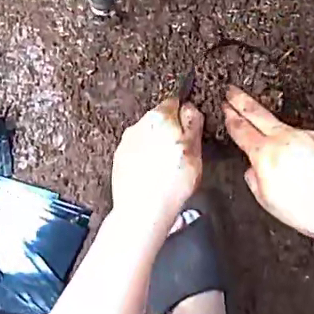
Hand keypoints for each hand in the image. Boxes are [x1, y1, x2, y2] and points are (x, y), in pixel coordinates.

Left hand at [110, 97, 203, 231]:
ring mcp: (126, 143)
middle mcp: (139, 125)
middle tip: (181, 153)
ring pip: (148, 137)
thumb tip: (190, 108)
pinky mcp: (119, 160)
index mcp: (159, 117)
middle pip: (159, 120)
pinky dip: (145, 159)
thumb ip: (193, 124)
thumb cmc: (171, 182)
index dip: (185, 117)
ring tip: (166, 168)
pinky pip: (137, 152)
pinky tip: (153, 175)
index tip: (190, 131)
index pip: (174, 103)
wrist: (141, 210)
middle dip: (170, 131)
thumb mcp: (195, 150)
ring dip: (156, 145)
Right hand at [221, 86, 313, 241]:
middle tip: (233, 91)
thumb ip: (255, 180)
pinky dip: (312, 154)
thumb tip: (253, 171)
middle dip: (242, 101)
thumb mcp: (268, 201)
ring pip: (289, 132)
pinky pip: (313, 143)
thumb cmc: (308, 209)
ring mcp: (308, 135)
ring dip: (284, 140)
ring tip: (289, 163)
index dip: (231, 118)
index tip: (226, 109)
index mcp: (265, 154)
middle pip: (258, 113)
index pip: (242, 130)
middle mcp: (285, 138)